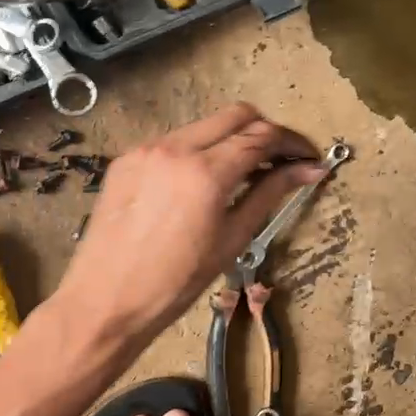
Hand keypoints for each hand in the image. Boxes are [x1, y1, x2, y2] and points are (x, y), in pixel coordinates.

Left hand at [38, 104, 323, 342]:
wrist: (106, 301)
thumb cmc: (176, 282)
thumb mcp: (233, 238)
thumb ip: (271, 193)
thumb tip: (310, 170)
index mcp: (206, 172)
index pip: (262, 136)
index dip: (293, 143)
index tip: (309, 158)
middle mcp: (176, 148)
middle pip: (237, 114)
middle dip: (266, 131)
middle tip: (282, 159)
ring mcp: (148, 149)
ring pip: (205, 125)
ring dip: (232, 138)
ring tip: (245, 173)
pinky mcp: (128, 158)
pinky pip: (175, 141)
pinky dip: (199, 151)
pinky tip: (203, 183)